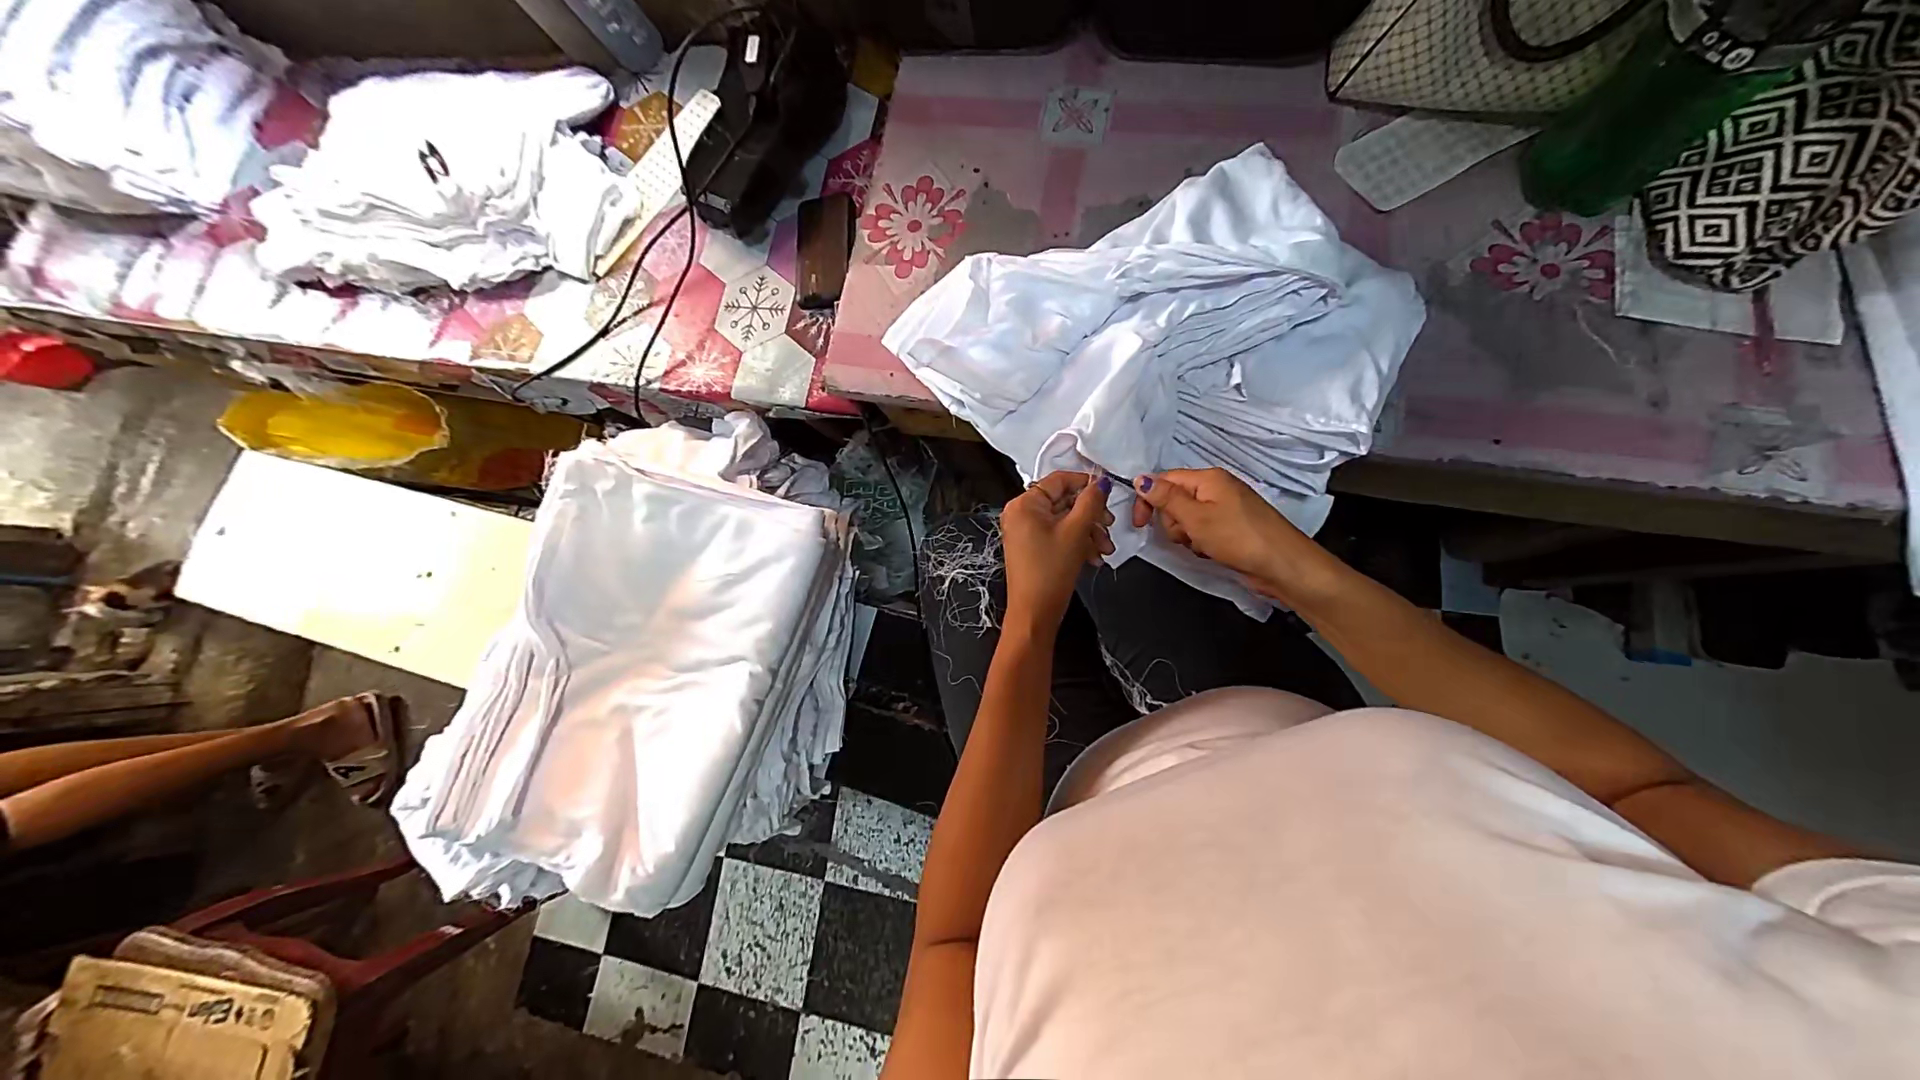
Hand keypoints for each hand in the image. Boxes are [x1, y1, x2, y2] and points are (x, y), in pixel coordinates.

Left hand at [1000, 471, 1114, 632]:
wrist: (1036, 612)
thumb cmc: (1051, 570)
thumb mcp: (1076, 531)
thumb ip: (1091, 502)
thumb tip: (1101, 482)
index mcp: (1024, 503)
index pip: (1059, 480)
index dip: (1086, 484)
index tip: (1108, 493)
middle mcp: (1021, 513)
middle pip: (1064, 501)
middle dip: (1090, 516)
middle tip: (1109, 525)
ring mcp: (1026, 531)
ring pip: (1065, 520)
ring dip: (1088, 532)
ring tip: (1104, 549)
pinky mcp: (1033, 547)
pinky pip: (1059, 535)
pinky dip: (1077, 543)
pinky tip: (1093, 557)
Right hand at [1130, 468, 1336, 604]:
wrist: (1282, 565)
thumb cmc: (1238, 537)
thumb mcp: (1195, 517)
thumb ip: (1165, 498)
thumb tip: (1140, 479)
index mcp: (1207, 478)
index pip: (1164, 480)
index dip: (1148, 500)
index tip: (1139, 524)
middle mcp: (1216, 488)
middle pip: (1173, 499)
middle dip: (1172, 521)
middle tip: (1186, 535)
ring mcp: (1224, 507)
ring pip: (1185, 518)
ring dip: (1186, 534)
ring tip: (1201, 545)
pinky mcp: (1229, 526)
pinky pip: (1201, 529)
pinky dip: (1199, 541)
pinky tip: (1210, 550)